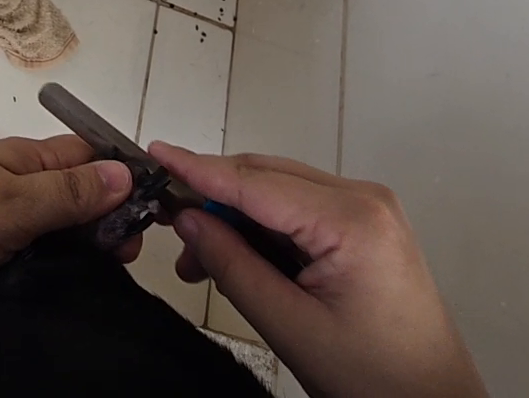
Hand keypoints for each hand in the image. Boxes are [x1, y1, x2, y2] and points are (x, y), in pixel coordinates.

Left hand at [0, 136, 133, 294]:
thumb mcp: (9, 206)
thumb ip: (66, 193)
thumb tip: (127, 170)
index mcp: (25, 157)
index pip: (89, 155)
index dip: (123, 177)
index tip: (153, 219)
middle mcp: (14, 177)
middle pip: (76, 189)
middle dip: (106, 217)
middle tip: (123, 260)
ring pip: (54, 220)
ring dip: (81, 241)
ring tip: (102, 274)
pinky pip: (29, 244)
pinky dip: (51, 258)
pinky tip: (61, 281)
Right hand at [152, 143, 486, 397]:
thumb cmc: (373, 379)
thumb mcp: (290, 326)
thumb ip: (232, 265)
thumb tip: (184, 218)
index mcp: (352, 219)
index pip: (255, 182)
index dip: (199, 168)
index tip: (156, 153)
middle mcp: (361, 197)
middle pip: (264, 178)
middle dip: (211, 199)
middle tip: (165, 224)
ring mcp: (365, 207)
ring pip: (274, 191)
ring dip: (232, 217)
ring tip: (196, 260)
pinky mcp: (362, 223)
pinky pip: (294, 208)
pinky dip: (259, 227)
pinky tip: (234, 257)